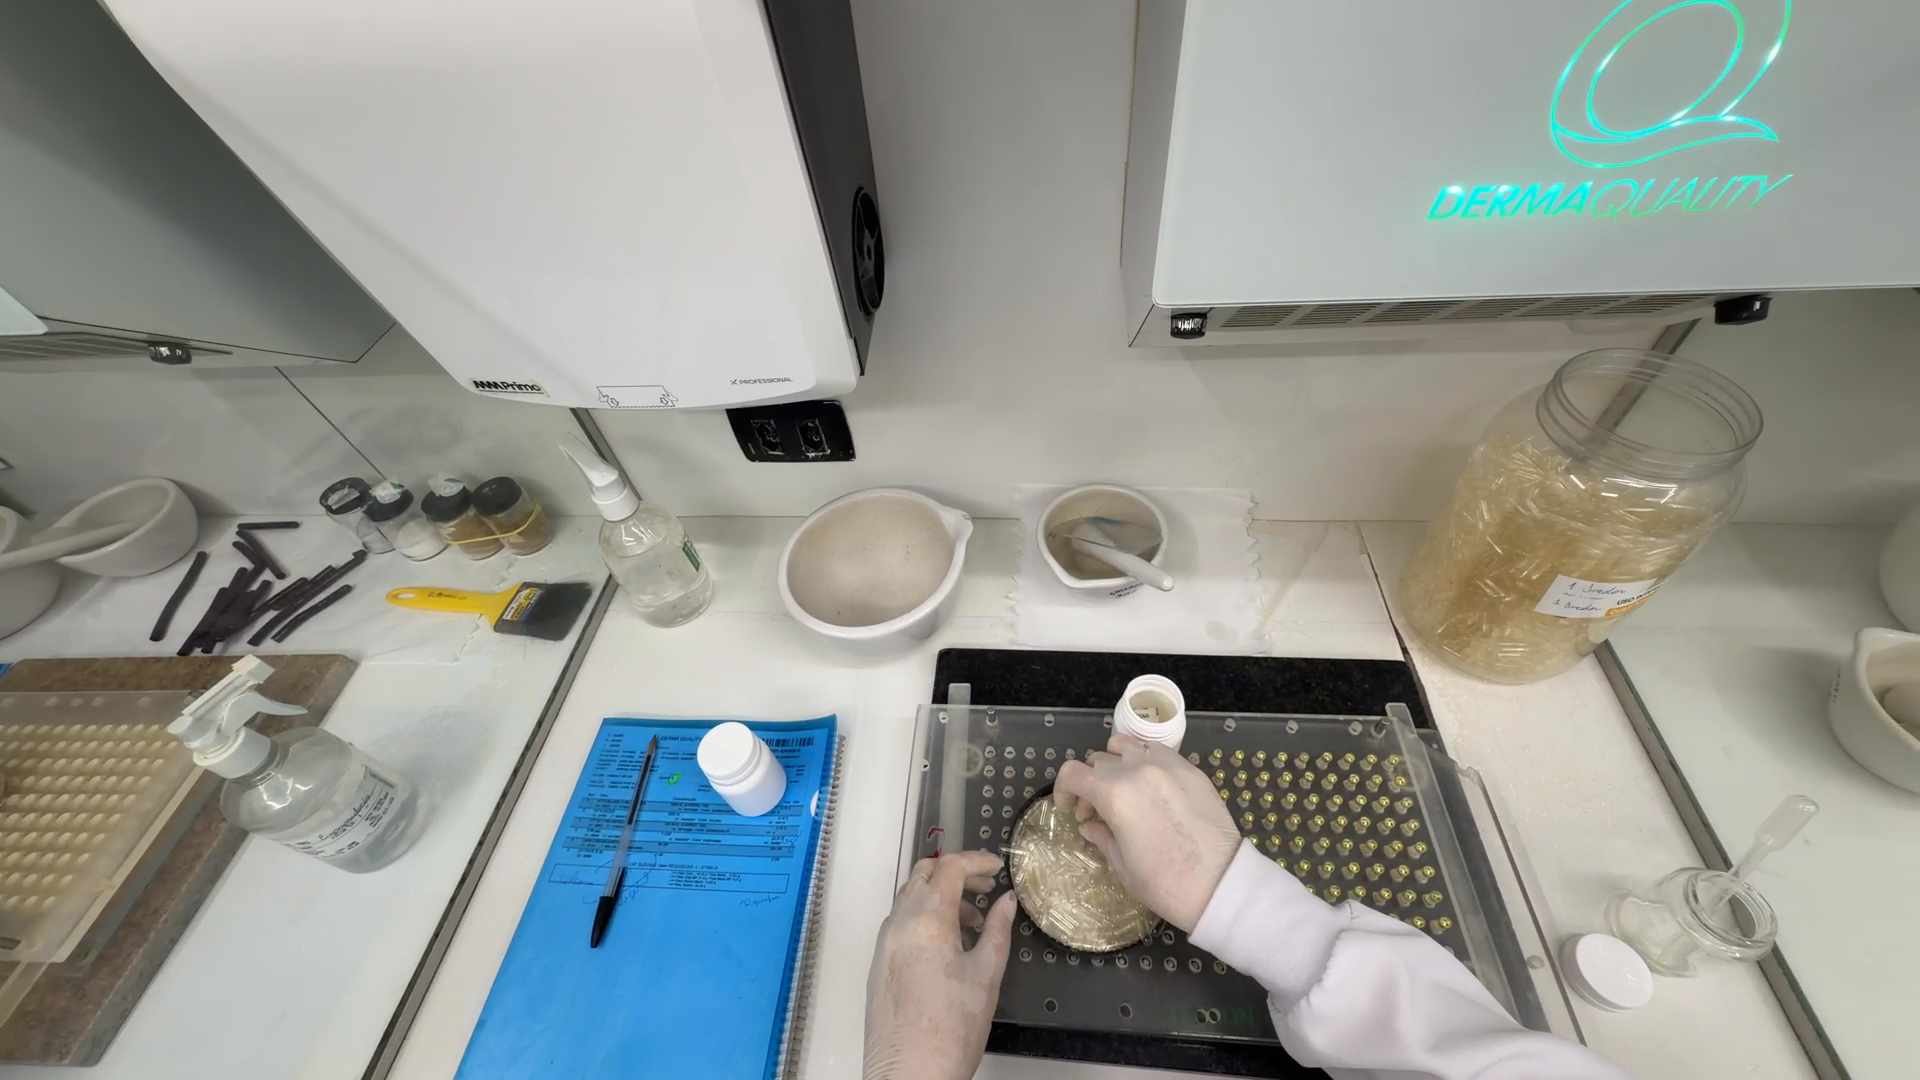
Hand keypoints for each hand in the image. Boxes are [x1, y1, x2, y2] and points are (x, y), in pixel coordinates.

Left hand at [864, 850, 1015, 1079]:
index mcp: (927, 917)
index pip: (950, 867)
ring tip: (971, 923)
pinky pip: (901, 920)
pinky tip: (946, 945)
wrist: (909, 1078)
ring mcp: (884, 941)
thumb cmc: (953, 1027)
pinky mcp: (878, 962)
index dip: (977, 861)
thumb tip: (1007, 901)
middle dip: (956, 873)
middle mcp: (900, 920)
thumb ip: (997, 930)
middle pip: (925, 873)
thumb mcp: (986, 975)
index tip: (998, 867)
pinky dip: (924, 916)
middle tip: (985, 888)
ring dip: (940, 895)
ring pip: (911, 896)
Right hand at [1053, 733, 1241, 931]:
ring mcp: (1166, 765)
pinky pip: (1156, 750)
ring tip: (1123, 788)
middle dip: (1090, 783)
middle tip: (1097, 810)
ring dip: (1115, 763)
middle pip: (1098, 761)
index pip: (1073, 773)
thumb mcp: (1123, 867)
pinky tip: (1151, 786)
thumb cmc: (1166, 884)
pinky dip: (1144, 760)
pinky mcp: (1189, 768)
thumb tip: (1089, 826)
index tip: (1070, 809)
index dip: (1064, 790)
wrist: (1222, 886)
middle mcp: (1137, 769)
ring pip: (1126, 745)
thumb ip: (1101, 837)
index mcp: (1114, 794)